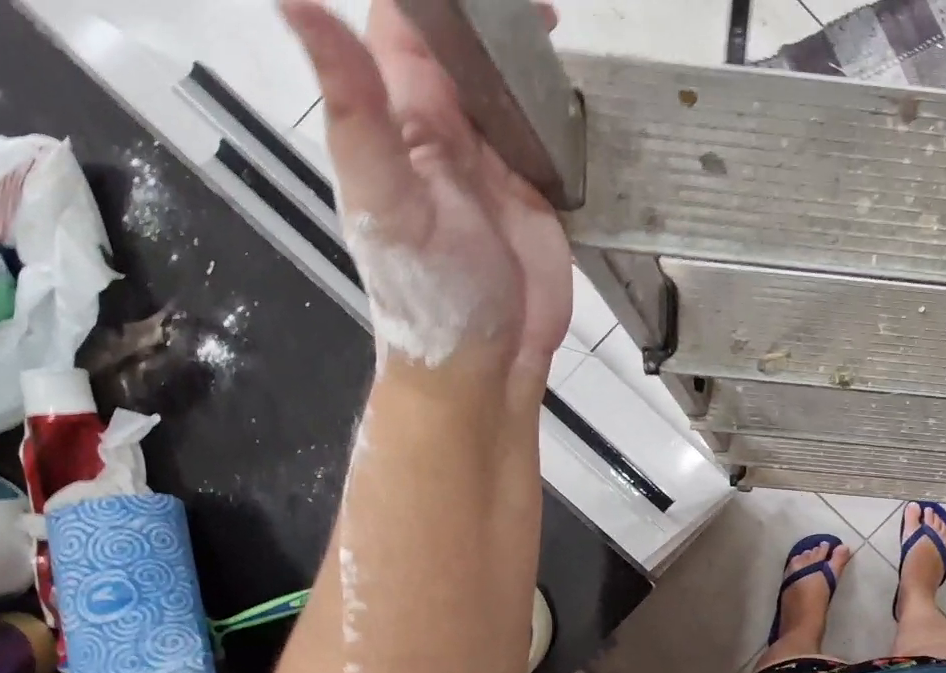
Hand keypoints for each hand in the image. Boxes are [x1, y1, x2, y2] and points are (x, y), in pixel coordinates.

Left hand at [280, 0, 571, 410]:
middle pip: (472, 48)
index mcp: (407, 117)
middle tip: (548, 6)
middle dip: (502, 17)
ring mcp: (503, 161)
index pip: (411, 23)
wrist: (486, 364)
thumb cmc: (430, 292)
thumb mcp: (387, 197)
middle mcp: (453, 129)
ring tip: (569, 30)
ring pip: (515, 86)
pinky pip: (553, 136)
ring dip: (538, 57)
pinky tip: (590, 92)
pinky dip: (570, 112)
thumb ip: (355, 105)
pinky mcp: (543, 194)